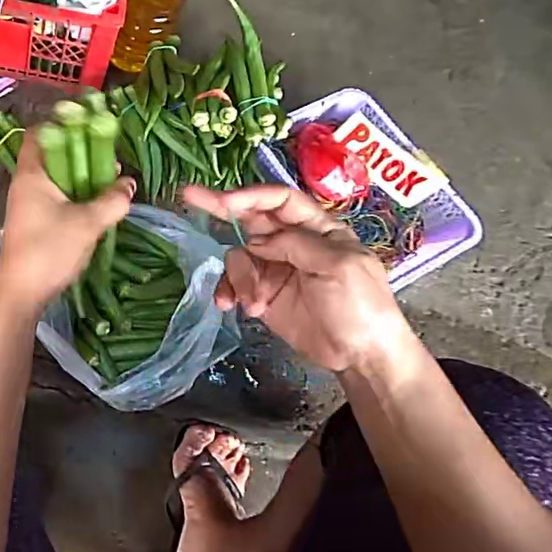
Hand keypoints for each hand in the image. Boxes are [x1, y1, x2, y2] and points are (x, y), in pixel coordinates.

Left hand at [0, 133, 133, 308]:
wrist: (21, 294)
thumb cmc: (48, 250)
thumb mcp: (88, 222)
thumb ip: (112, 200)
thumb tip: (129, 184)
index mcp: (32, 175)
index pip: (40, 134)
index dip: (63, 126)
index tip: (90, 128)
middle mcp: (27, 185)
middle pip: (54, 156)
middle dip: (83, 154)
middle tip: (110, 160)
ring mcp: (30, 205)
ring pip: (59, 180)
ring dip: (84, 179)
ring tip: (111, 183)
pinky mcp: (36, 223)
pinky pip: (59, 199)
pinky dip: (78, 197)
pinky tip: (99, 207)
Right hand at [182, 185, 418, 374]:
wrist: (362, 356)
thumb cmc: (361, 305)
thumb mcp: (338, 266)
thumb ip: (296, 245)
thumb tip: (257, 242)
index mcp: (317, 228)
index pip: (280, 200)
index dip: (251, 197)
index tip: (224, 201)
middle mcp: (292, 242)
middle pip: (253, 219)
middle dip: (222, 209)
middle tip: (189, 195)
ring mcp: (275, 269)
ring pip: (239, 256)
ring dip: (239, 277)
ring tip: (252, 302)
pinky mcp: (262, 296)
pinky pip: (235, 284)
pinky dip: (229, 291)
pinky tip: (231, 305)